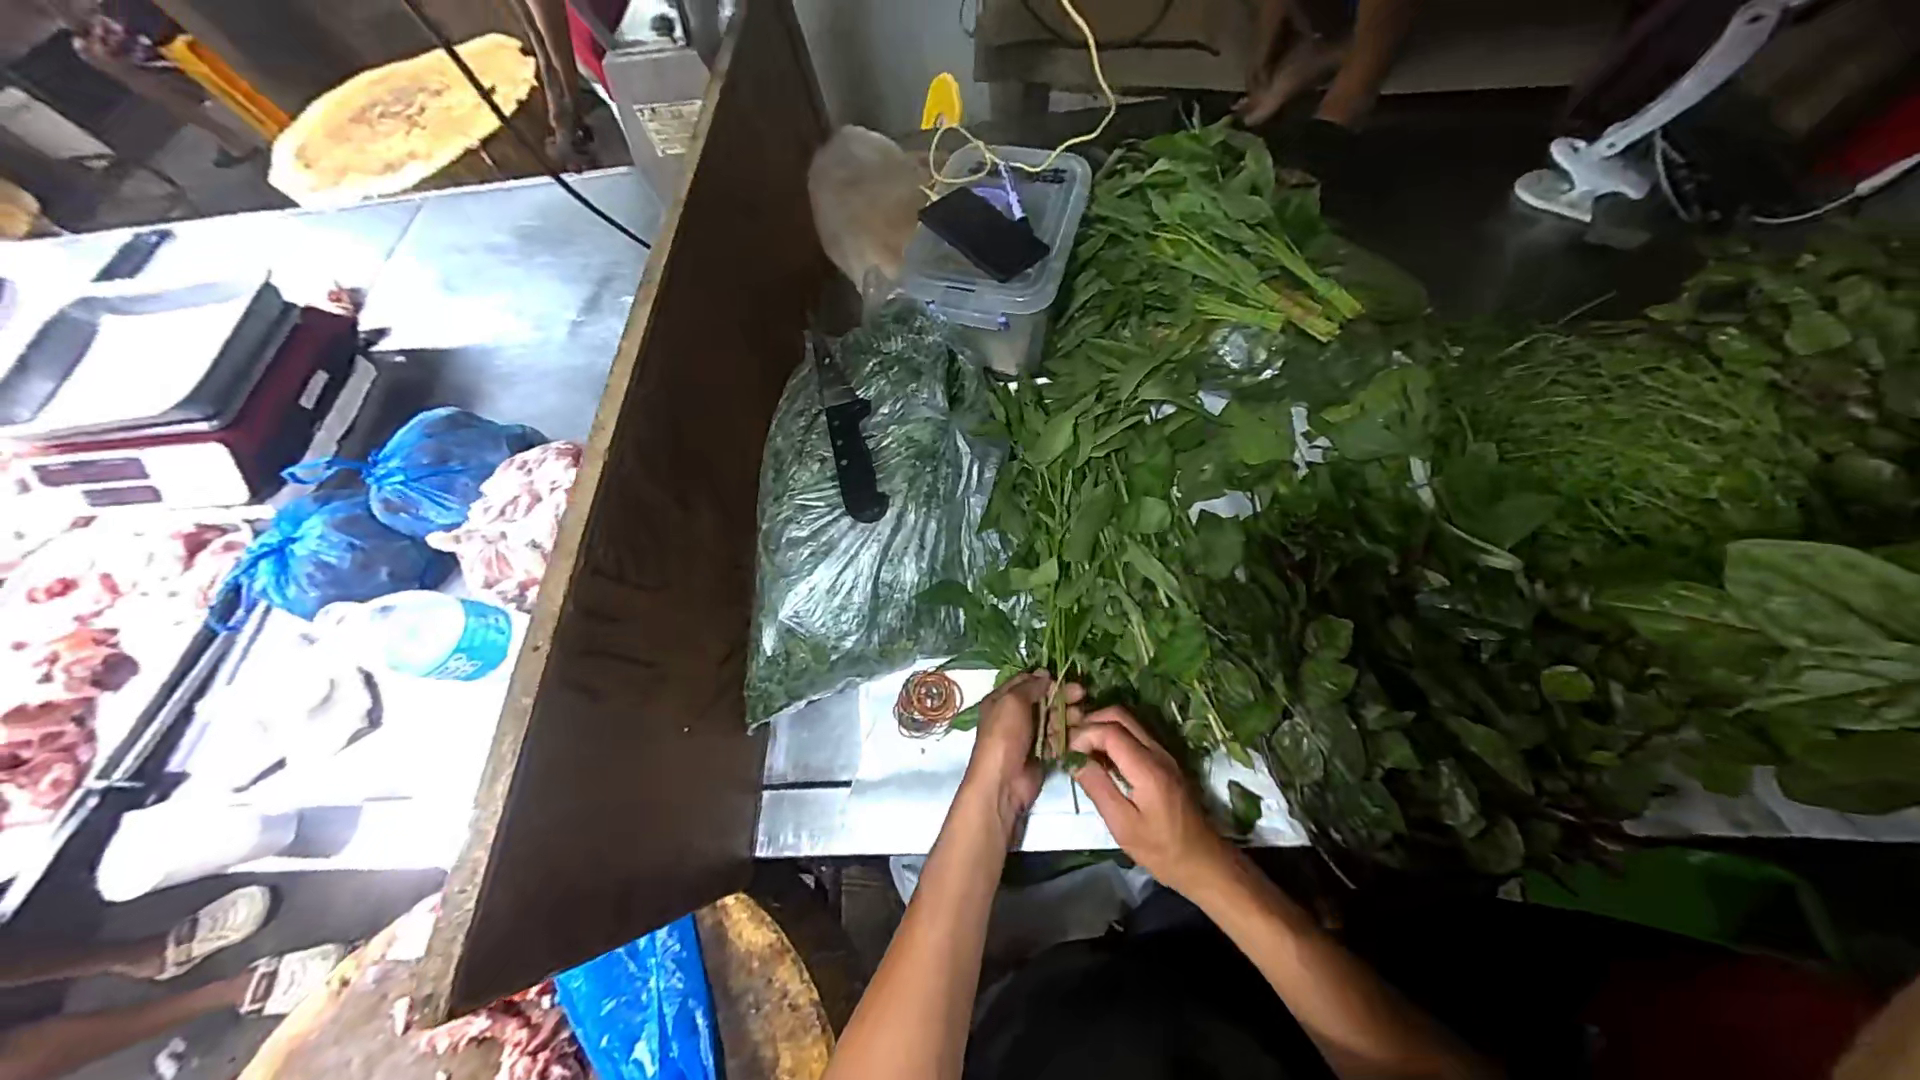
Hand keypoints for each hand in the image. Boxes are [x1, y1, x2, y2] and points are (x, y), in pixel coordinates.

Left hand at [961, 671, 1073, 827]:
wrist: (1004, 781)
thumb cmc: (1004, 735)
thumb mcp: (1013, 702)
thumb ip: (1030, 686)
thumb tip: (1044, 673)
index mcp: (1001, 699)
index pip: (1025, 682)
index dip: (1043, 678)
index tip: (1063, 677)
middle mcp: (1014, 715)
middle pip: (1043, 699)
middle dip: (1061, 696)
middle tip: (1081, 693)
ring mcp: (1029, 734)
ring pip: (1053, 718)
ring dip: (1067, 715)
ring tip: (1079, 716)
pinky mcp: (1041, 752)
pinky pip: (1057, 738)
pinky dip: (1066, 735)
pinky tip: (1077, 732)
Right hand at [1068, 705, 1238, 896]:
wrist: (1204, 861)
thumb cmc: (1162, 850)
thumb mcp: (1123, 825)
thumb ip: (1098, 788)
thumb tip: (1075, 761)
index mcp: (1148, 768)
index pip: (1110, 731)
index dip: (1084, 735)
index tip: (1068, 754)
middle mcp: (1158, 752)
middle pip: (1119, 715)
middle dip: (1090, 722)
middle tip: (1071, 745)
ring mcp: (1163, 755)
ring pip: (1128, 722)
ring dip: (1102, 727)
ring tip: (1082, 751)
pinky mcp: (1164, 762)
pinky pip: (1135, 735)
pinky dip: (1114, 737)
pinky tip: (1101, 759)